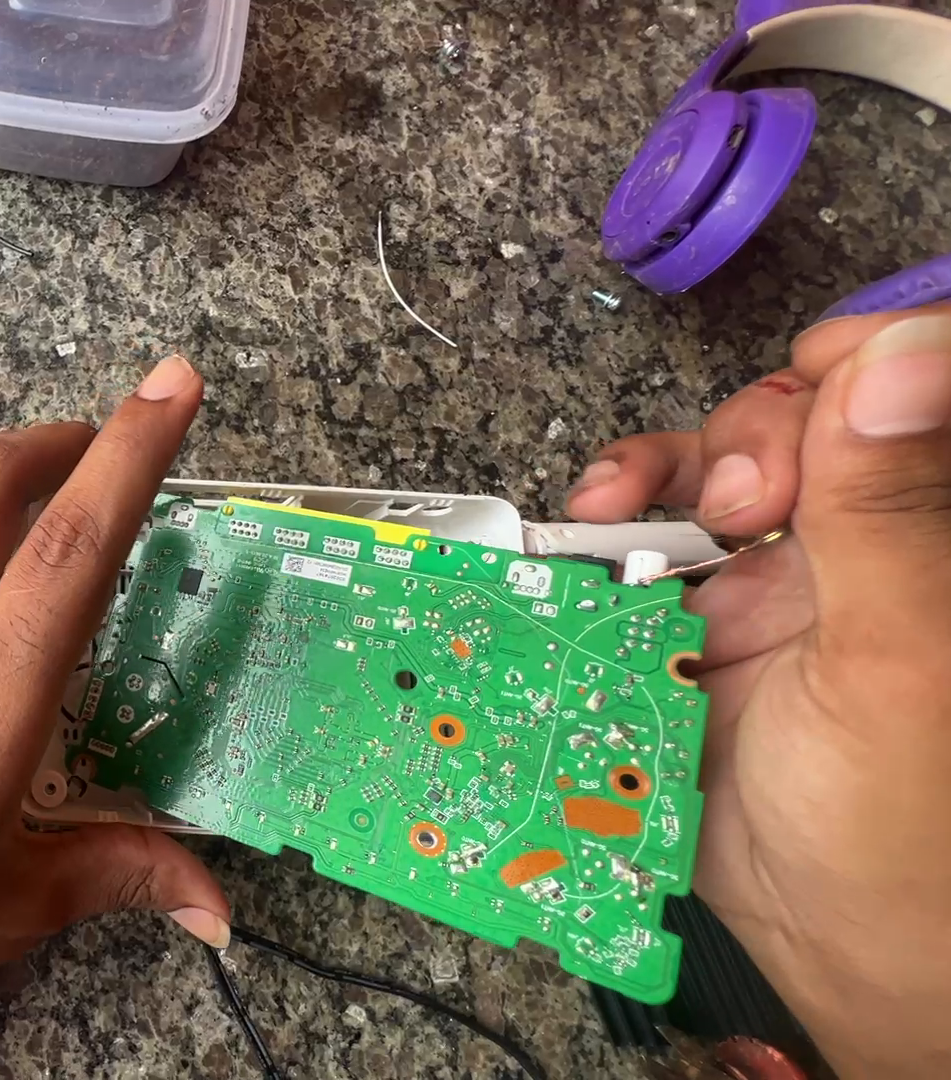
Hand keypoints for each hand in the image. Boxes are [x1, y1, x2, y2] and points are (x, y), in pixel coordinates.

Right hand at [567, 308, 950, 1077]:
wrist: (781, 940)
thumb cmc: (891, 828)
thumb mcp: (906, 664)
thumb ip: (896, 517)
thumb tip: (901, 357)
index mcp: (946, 548)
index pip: (931, 397)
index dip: (888, 361)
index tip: (829, 380)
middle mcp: (864, 547)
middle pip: (810, 416)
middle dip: (757, 430)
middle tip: (736, 498)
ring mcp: (760, 576)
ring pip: (709, 461)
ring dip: (661, 461)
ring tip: (619, 503)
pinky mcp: (669, 607)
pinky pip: (633, 524)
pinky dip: (605, 507)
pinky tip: (587, 517)